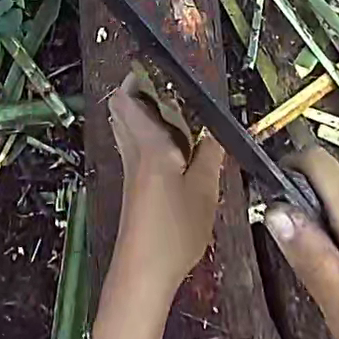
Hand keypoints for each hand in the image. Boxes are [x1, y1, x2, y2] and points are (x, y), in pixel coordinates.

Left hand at [105, 69, 226, 302]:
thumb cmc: (175, 230)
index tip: (162, 65)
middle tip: (173, 86)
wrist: (142, 273)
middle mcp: (133, 149)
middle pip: (121, 107)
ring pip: (125, 125)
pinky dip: (146, 132)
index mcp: (149, 143)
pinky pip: (133, 143)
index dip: (138, 76)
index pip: (128, 98)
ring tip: (178, 111)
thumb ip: (210, 154)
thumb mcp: (204, 190)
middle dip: (139, 88)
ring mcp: (129, 167)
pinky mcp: (132, 183)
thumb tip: (218, 128)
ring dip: (143, 111)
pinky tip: (174, 145)